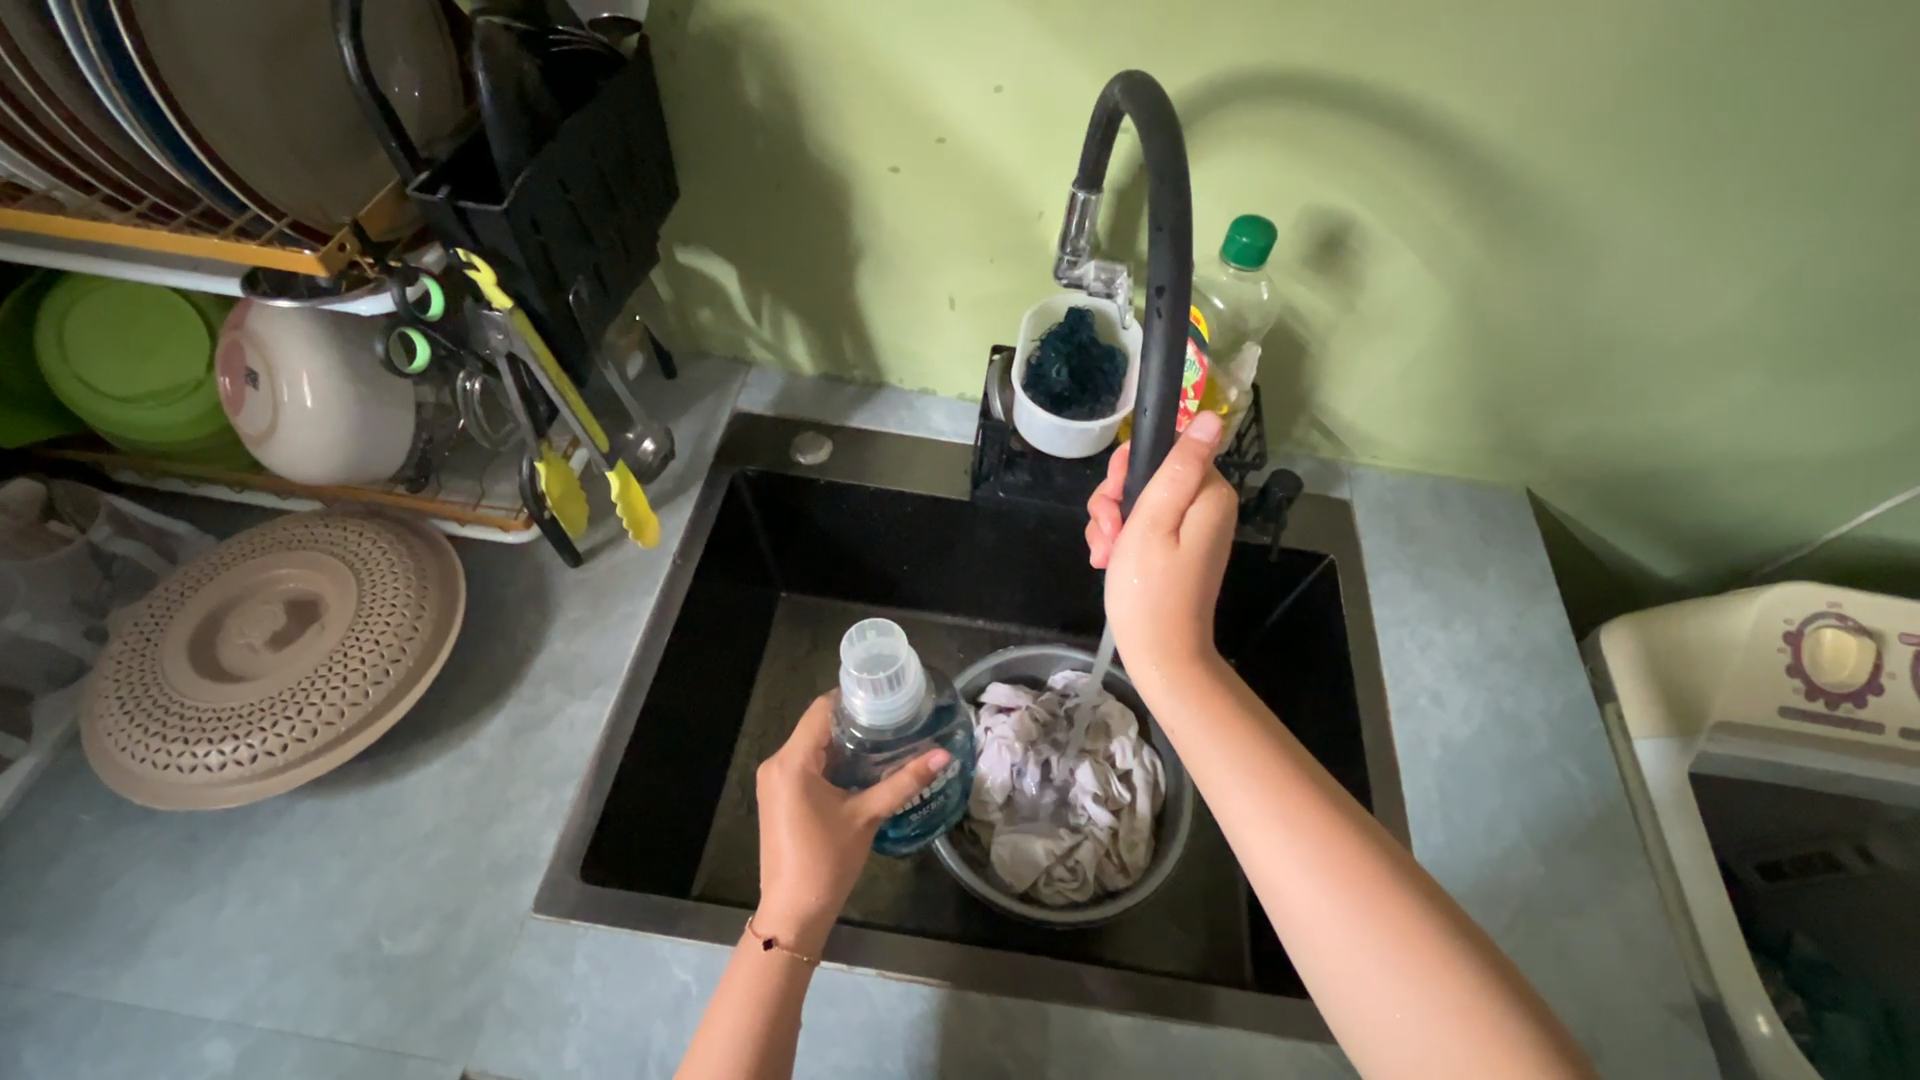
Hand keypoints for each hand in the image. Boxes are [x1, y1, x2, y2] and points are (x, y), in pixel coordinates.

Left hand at [754, 694, 951, 952]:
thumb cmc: (827, 861)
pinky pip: (806, 764)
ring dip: (844, 742)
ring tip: (885, 737)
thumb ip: (904, 781)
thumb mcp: (868, 815)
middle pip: (818, 725)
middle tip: (894, 717)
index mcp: (792, 761)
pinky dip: (832, 760)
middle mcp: (777, 763)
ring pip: (812, 745)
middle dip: (855, 721)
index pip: (822, 709)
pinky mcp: (779, 795)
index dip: (853, 698)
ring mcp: (774, 780)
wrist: (794, 911)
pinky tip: (862, 765)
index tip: (886, 696)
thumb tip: (944, 755)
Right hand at [1085, 410, 1236, 679]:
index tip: (1113, 502)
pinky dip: (1119, 540)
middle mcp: (1204, 506)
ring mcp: (1189, 530)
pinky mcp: (1175, 550)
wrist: (1159, 655)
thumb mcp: (1154, 520)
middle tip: (1107, 534)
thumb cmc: (1149, 589)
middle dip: (1114, 502)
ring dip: (1110, 524)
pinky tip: (1106, 561)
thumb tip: (1211, 416)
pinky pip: (1141, 527)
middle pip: (1147, 476)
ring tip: (1104, 554)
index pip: (1165, 449)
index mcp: (1208, 493)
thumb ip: (1178, 466)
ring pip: (1136, 502)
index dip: (1129, 470)